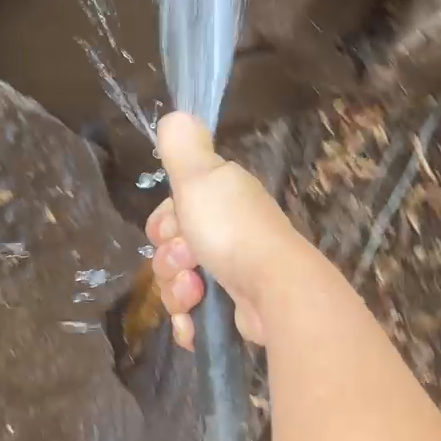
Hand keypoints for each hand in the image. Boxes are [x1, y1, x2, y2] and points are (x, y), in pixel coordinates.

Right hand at [144, 112, 321, 348]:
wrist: (278, 290)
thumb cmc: (232, 230)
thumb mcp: (198, 177)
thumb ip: (181, 146)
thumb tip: (177, 113)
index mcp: (221, 198)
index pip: (173, 210)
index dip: (162, 222)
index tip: (170, 230)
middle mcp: (229, 230)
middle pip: (172, 247)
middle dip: (168, 260)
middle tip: (186, 262)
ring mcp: (235, 270)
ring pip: (179, 281)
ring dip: (176, 291)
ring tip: (194, 295)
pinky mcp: (237, 306)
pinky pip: (196, 313)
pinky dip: (188, 321)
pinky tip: (191, 328)